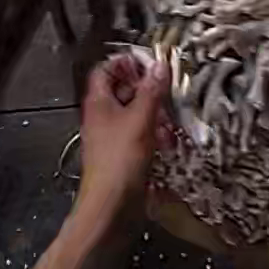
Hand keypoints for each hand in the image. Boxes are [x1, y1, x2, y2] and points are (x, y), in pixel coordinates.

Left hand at [74, 53, 166, 224]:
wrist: (110, 206)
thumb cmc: (120, 159)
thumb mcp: (140, 120)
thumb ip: (151, 92)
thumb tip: (160, 65)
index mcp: (98, 100)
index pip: (106, 69)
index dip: (126, 63)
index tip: (150, 64)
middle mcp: (100, 114)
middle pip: (121, 90)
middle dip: (145, 89)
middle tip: (167, 92)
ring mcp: (109, 135)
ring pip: (131, 113)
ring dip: (152, 113)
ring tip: (171, 119)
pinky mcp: (120, 154)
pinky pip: (136, 134)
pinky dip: (151, 133)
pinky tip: (168, 142)